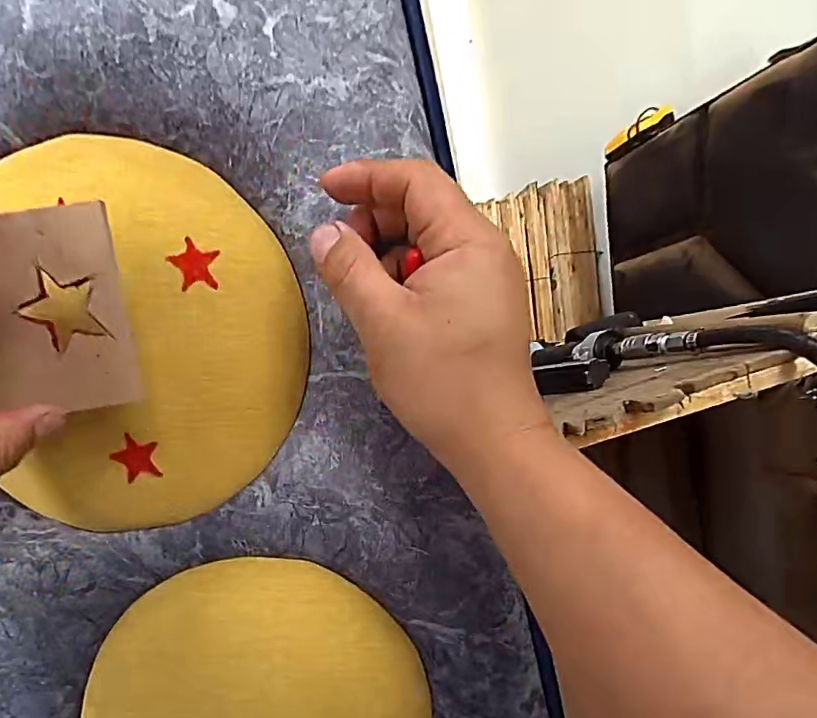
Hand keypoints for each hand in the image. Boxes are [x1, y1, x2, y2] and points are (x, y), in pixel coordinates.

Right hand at [308, 160, 553, 478]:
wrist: (492, 440)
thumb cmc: (442, 383)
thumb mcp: (383, 323)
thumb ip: (348, 270)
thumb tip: (324, 234)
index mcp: (469, 241)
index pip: (416, 181)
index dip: (366, 177)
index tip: (325, 189)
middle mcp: (485, 252)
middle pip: (423, 209)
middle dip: (374, 220)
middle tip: (339, 255)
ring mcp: (487, 281)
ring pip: (427, 245)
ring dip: (386, 254)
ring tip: (361, 290)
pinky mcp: (481, 309)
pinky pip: (437, 275)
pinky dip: (404, 280)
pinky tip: (386, 308)